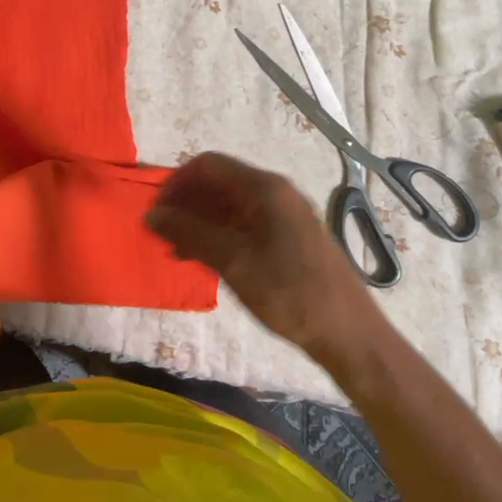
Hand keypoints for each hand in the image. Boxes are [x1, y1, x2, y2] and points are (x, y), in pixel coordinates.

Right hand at [145, 153, 384, 367]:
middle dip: (186, 204)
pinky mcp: (290, 239)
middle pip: (219, 184)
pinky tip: (204, 260)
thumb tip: (151, 214)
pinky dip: (219, 236)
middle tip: (161, 233)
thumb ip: (189, 233)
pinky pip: (245, 225)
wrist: (350, 336)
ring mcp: (285, 216)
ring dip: (200, 223)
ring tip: (177, 251)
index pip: (208, 165)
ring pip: (230, 206)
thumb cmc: (290, 293)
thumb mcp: (232, 261)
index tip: (156, 210)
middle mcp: (276, 194)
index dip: (177, 182)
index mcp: (265, 188)